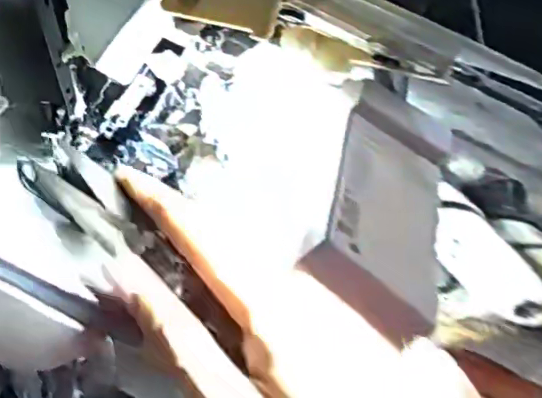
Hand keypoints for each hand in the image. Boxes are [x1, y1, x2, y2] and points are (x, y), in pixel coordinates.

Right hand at [108, 167, 476, 397]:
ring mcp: (385, 339)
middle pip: (250, 251)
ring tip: (202, 268)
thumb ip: (178, 338)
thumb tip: (125, 272)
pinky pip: (332, 306)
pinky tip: (273, 320)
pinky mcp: (416, 366)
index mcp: (286, 320)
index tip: (126, 176)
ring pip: (291, 277)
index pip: (208, 237)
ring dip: (240, 262)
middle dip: (199, 231)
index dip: (162, 202)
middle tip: (154, 221)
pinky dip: (286, 294)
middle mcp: (338, 314)